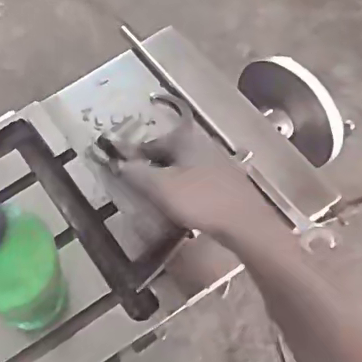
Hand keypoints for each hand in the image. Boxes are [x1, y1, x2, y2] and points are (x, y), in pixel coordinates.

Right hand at [115, 155, 285, 247]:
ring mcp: (216, 162)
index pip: (148, 143)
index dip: (131, 158)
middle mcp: (201, 144)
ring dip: (165, 181)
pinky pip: (195, 181)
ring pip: (180, 168)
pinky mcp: (225, 182)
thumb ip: (135, 173)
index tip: (119, 174)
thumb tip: (115, 162)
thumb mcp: (161, 187)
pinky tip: (179, 207)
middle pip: (165, 155)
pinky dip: (183, 190)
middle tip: (136, 190)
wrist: (245, 223)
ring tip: (155, 201)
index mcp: (185, 138)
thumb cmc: (200, 200)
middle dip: (149, 170)